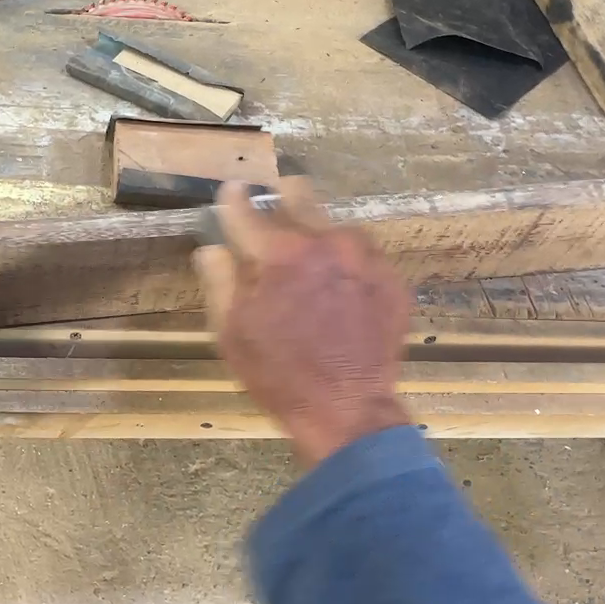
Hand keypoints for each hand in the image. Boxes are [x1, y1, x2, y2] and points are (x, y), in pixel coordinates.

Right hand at [195, 178, 412, 466]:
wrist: (348, 411)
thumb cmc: (279, 377)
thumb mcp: (232, 335)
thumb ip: (220, 283)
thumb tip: (211, 249)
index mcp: (282, 254)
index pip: (247, 213)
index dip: (233, 201)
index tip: (230, 192)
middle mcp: (329, 242)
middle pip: (301, 197)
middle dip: (282, 200)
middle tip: (273, 213)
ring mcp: (367, 259)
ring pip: (336, 227)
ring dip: (318, 238)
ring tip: (309, 268)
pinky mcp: (393, 281)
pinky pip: (364, 256)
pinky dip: (346, 265)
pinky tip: (337, 292)